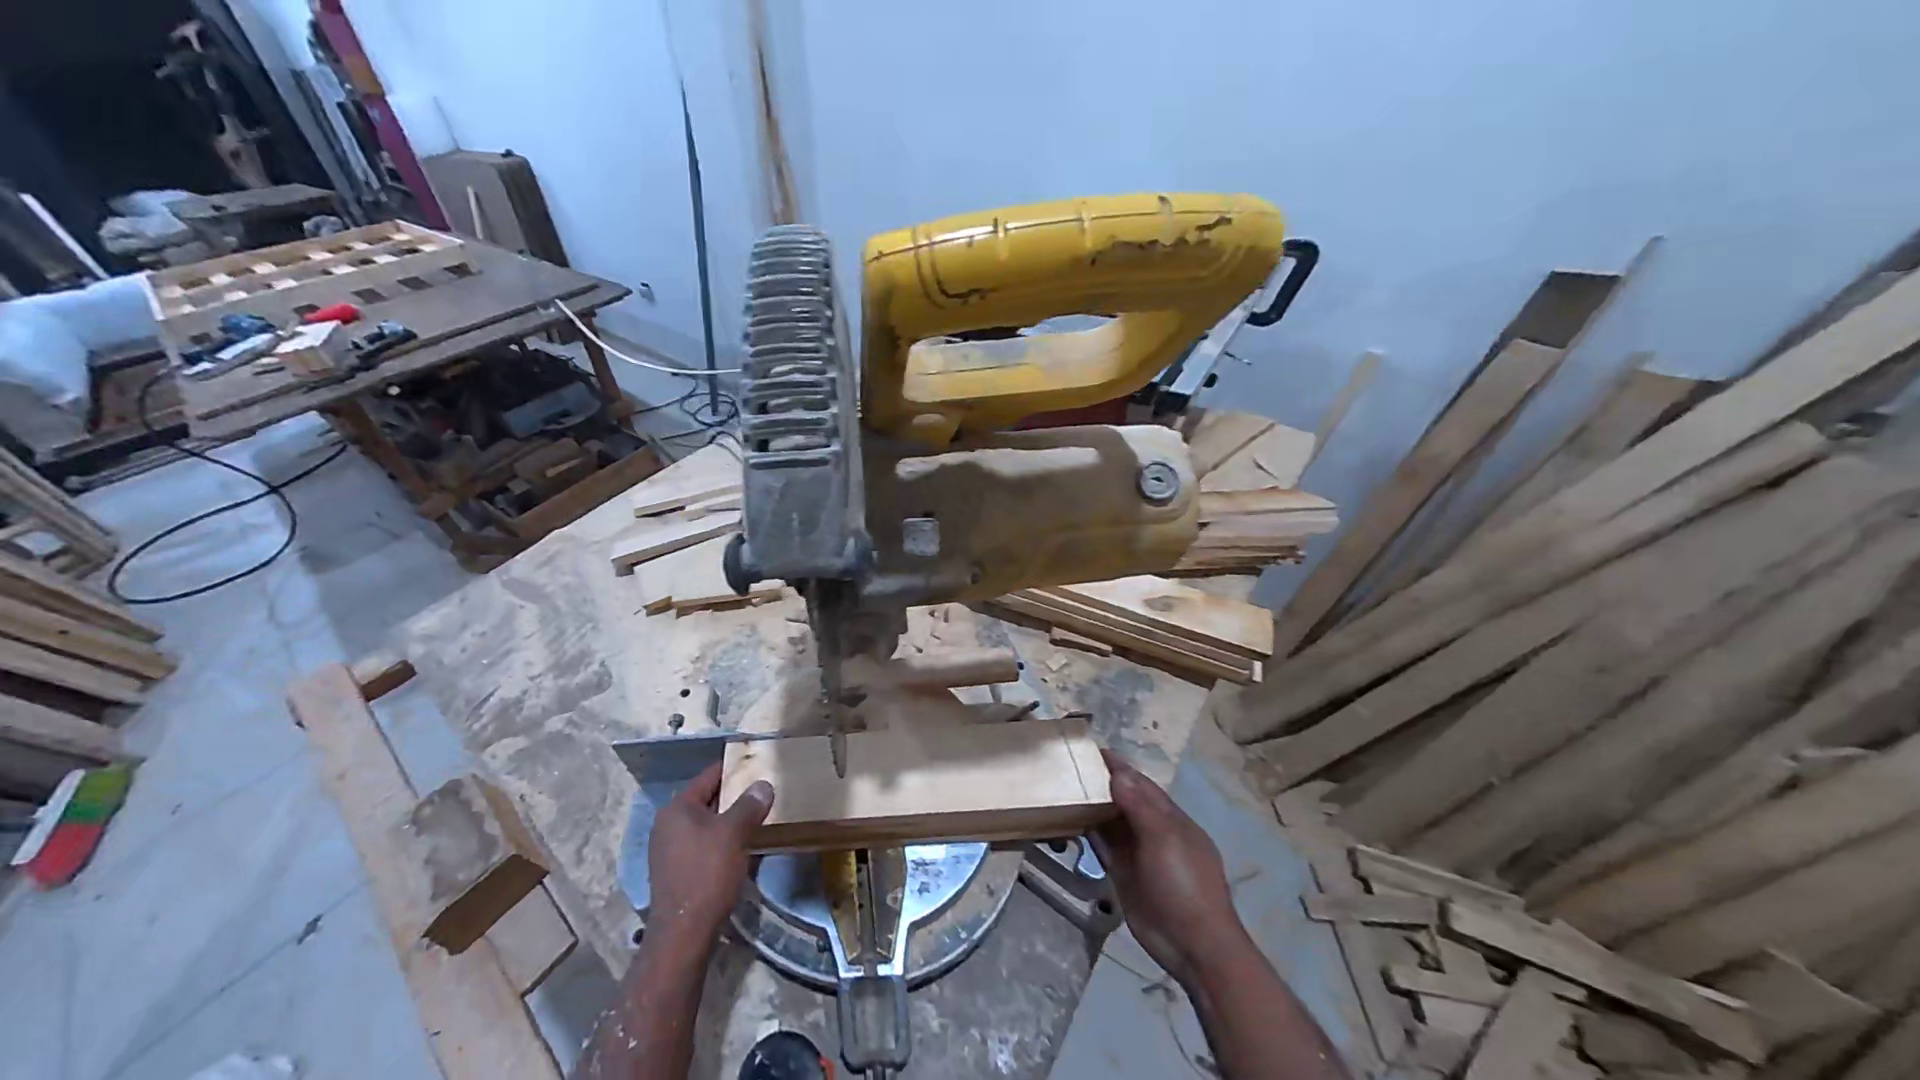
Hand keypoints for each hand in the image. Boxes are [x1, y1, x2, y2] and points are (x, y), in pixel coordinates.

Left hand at [646, 763, 773, 941]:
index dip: (732, 767)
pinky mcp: (675, 871)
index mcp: (677, 809)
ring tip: (757, 816)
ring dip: (729, 820)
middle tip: (762, 789)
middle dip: (734, 795)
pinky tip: (741, 846)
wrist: (684, 932)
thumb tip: (763, 785)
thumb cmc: (707, 873)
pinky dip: (721, 840)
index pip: (708, 776)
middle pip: (706, 799)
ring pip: (705, 824)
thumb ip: (749, 805)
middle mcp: (668, 825)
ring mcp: (669, 849)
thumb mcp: (733, 833)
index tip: (755, 761)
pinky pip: (702, 844)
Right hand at [1092, 750, 1244, 985]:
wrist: (1194, 944)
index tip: (1093, 750)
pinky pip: (1103, 846)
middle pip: (1124, 801)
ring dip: (1092, 808)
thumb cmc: (1184, 884)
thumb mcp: (1164, 839)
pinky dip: (1088, 833)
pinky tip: (1069, 822)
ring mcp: (1138, 854)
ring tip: (1063, 790)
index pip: (1142, 784)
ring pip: (1112, 823)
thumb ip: (1140, 805)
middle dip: (1102, 784)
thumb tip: (1119, 773)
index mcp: (1171, 818)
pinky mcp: (1124, 874)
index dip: (1120, 767)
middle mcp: (1153, 831)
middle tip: (1069, 767)